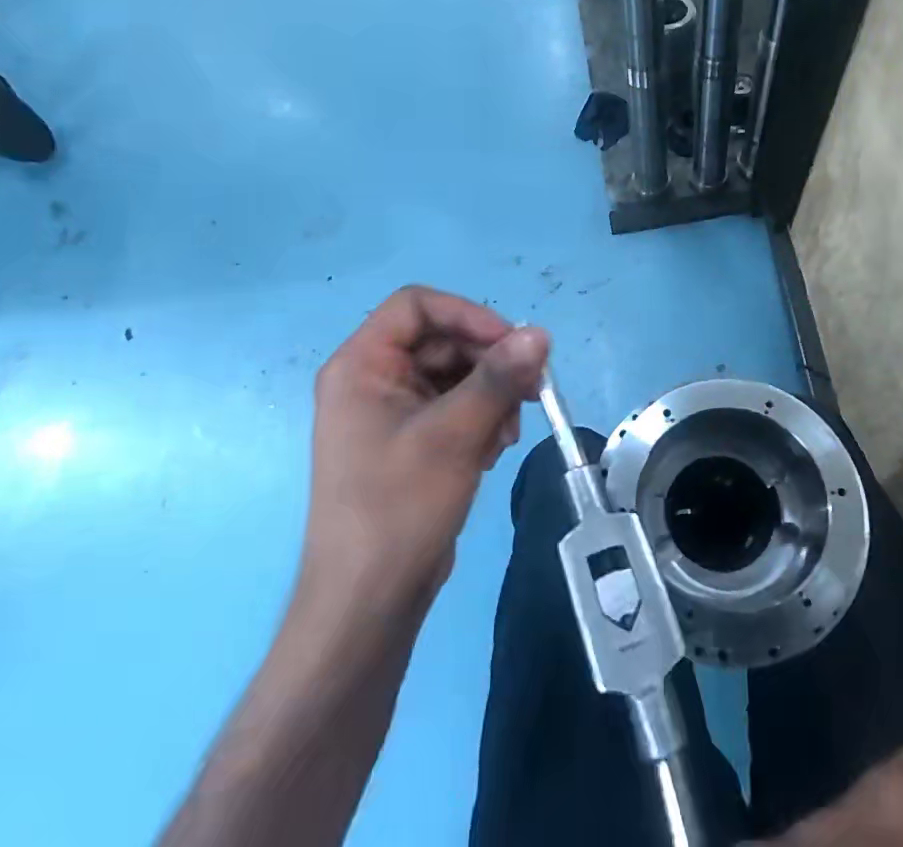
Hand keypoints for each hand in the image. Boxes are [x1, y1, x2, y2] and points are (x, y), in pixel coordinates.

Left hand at [300, 286, 549, 618]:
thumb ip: (498, 378)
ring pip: (455, 377)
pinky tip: (493, 452)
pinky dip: (481, 421)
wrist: (371, 594)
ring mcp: (393, 413)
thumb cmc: (400, 505)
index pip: (417, 306)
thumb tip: (541, 334)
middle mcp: (373, 380)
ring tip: (507, 435)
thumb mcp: (454, 434)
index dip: (470, 316)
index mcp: (362, 365)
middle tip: (532, 394)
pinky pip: (455, 409)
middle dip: (490, 364)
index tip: (515, 346)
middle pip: (443, 342)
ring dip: (491, 397)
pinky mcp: (413, 441)